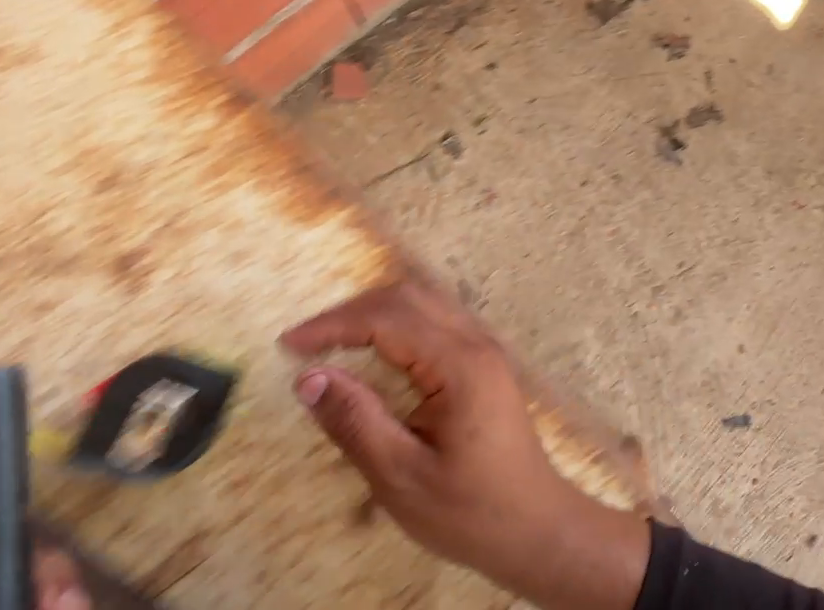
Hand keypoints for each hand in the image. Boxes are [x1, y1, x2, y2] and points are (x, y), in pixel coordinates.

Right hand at [282, 282, 649, 609]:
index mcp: (460, 364)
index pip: (388, 317)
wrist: (534, 526)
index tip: (288, 346)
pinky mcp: (484, 363)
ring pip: (425, 302)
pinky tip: (374, 349)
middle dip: (352, 311)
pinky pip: (437, 321)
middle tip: (306, 344)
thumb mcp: (401, 476)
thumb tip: (309, 378)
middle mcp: (476, 342)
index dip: (333, 325)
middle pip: (408, 297)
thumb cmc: (469, 510)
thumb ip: (356, 421)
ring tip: (331, 343)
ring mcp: (485, 349)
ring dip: (376, 312)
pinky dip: (398, 323)